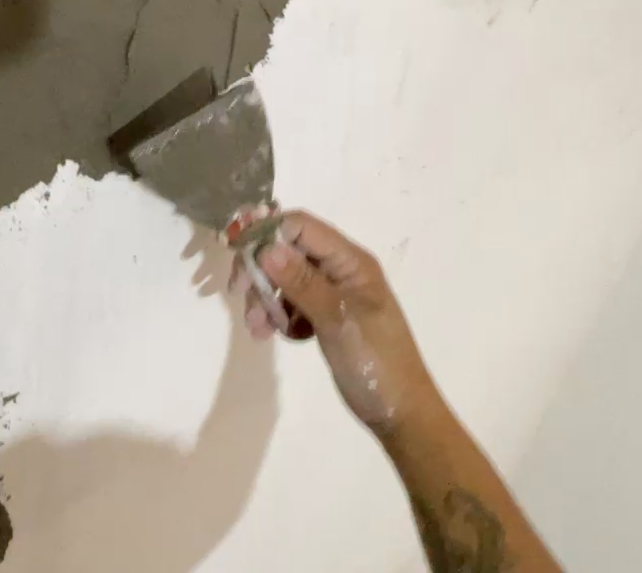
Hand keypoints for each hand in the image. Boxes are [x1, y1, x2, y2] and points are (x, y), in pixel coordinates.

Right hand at [231, 208, 432, 434]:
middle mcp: (340, 269)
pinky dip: (278, 316)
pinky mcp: (325, 315)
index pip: (301, 226)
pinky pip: (291, 303)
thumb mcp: (336, 319)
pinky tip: (275, 335)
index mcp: (350, 261)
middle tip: (240, 294)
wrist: (401, 414)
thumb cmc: (376, 362)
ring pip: (284, 278)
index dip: (267, 234)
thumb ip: (301, 281)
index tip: (239, 257)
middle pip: (287, 251)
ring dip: (265, 298)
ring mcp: (332, 293)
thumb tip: (265, 247)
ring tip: (259, 328)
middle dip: (261, 271)